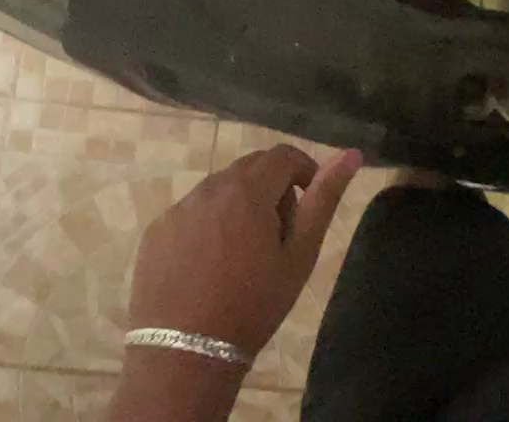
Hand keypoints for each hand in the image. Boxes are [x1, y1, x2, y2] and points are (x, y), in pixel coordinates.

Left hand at [127, 145, 361, 357]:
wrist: (185, 355)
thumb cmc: (254, 303)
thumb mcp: (301, 253)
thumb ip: (325, 197)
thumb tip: (352, 153)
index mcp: (248, 189)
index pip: (284, 155)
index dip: (304, 170)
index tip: (308, 203)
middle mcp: (210, 188)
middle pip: (251, 167)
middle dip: (272, 187)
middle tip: (280, 232)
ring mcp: (178, 209)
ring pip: (220, 188)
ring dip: (240, 203)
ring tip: (245, 251)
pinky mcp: (156, 231)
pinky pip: (192, 211)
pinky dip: (209, 222)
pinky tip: (211, 263)